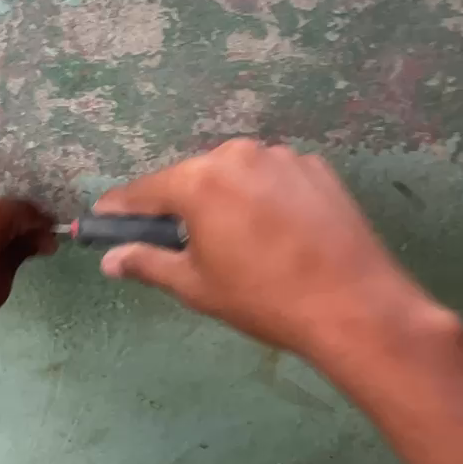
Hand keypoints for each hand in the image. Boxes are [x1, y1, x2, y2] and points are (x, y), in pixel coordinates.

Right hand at [95, 139, 451, 368]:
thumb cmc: (264, 299)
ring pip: (234, 175)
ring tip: (235, 239)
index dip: (121, 208)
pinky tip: (276, 231)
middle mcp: (236, 155)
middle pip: (191, 178)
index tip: (104, 218)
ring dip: (223, 198)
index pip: (144, 190)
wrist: (358, 308)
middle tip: (177, 241)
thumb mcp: (196, 286)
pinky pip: (272, 178)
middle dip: (177, 205)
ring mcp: (281, 157)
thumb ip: (146, 263)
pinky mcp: (316, 168)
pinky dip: (262, 197)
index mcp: (199, 181)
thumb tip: (110, 260)